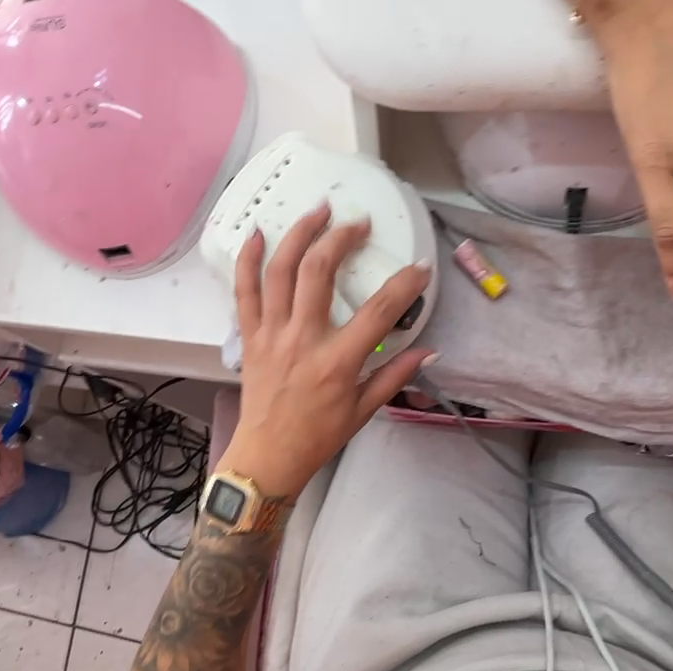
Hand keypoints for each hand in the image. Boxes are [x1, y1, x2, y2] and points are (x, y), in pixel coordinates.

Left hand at [218, 205, 434, 498]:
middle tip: (359, 223)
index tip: (420, 267)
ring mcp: (271, 335)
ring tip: (317, 211)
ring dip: (299, 234)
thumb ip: (394, 376)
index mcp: (337, 362)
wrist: (269, 457)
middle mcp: (302, 340)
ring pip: (280, 271)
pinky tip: (258, 233)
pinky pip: (243, 291)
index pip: (378, 313)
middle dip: (342, 238)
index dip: (404, 285)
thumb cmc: (318, 437)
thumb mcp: (362, 411)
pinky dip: (248, 260)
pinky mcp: (250, 338)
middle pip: (319, 271)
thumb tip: (428, 351)